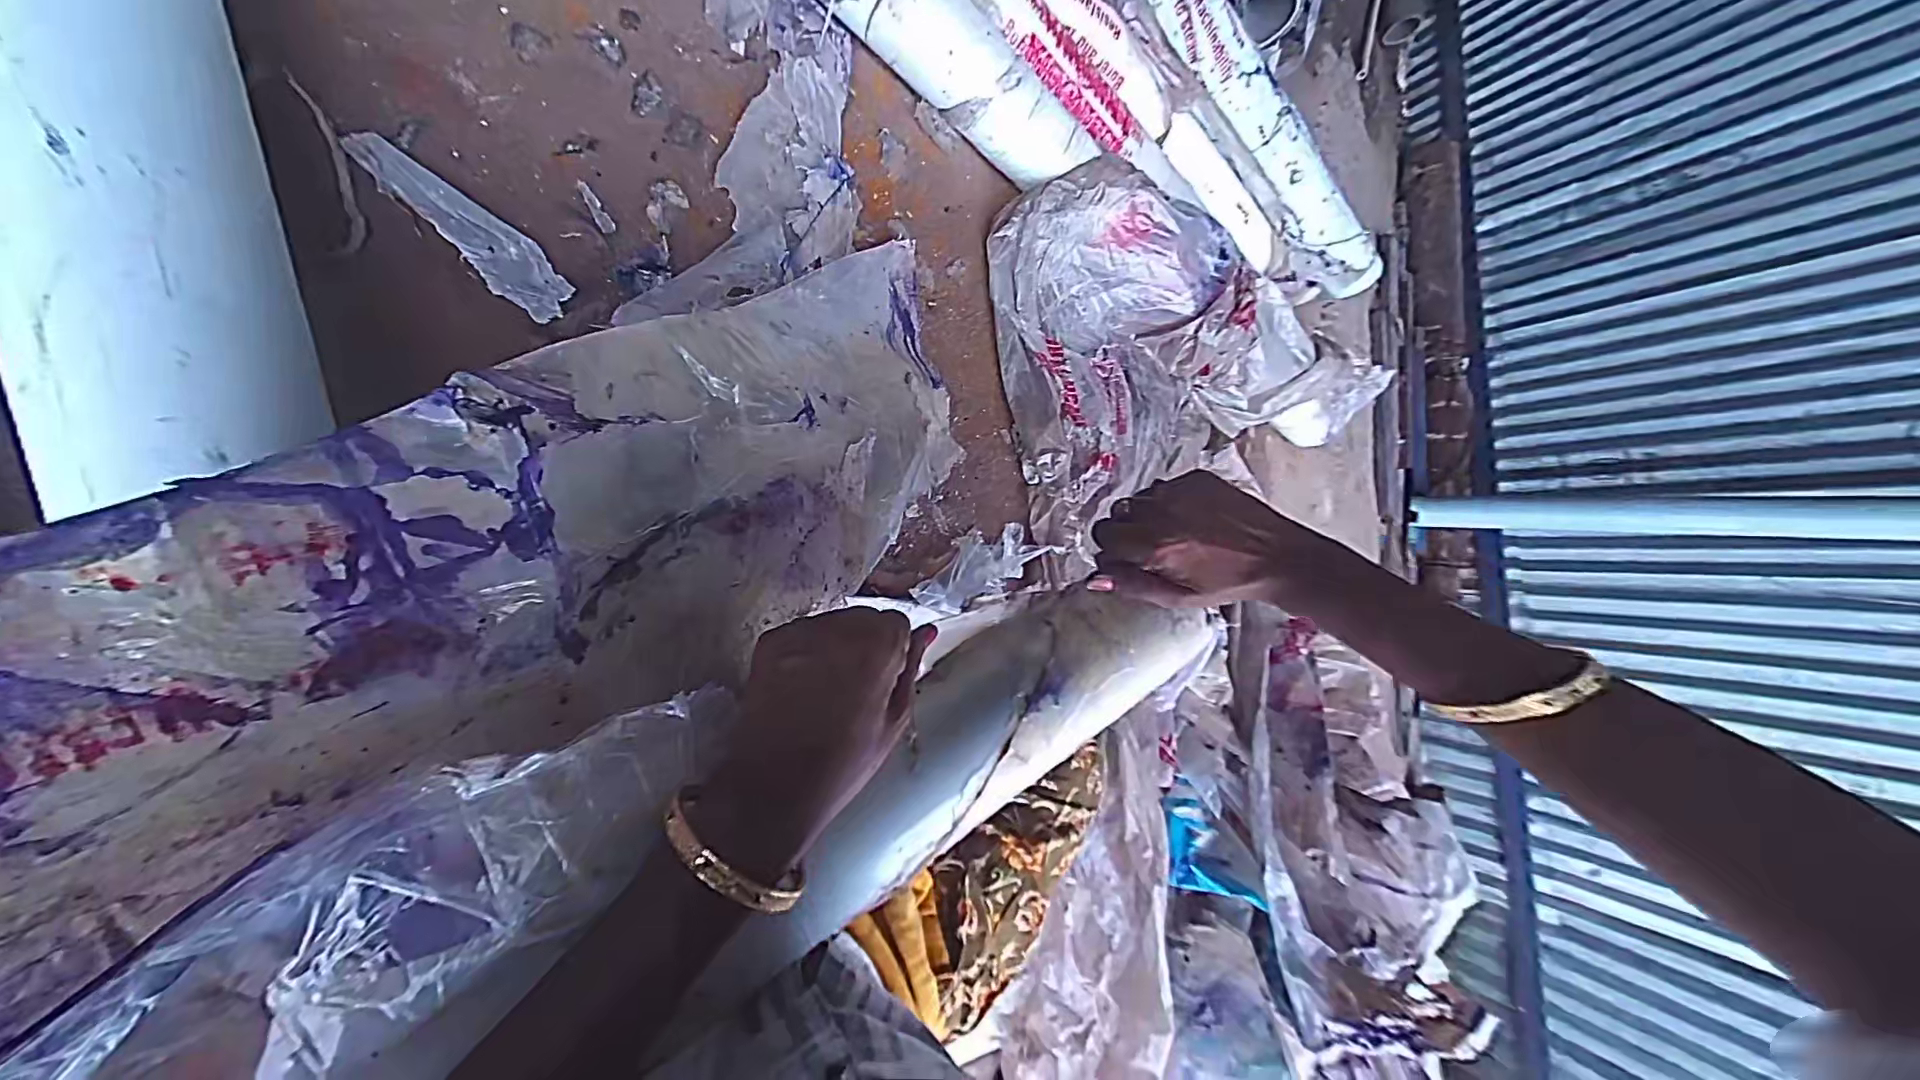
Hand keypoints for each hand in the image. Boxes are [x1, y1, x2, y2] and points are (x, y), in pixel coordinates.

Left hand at [693, 608, 935, 881]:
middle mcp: (838, 630)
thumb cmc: (841, 763)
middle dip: (867, 641)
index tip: (888, 672)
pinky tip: (805, 684)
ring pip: (833, 622)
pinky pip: (801, 632)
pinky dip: (807, 650)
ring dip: (837, 644)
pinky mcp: (770, 642)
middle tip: (860, 683)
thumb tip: (926, 634)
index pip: (897, 620)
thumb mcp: (893, 721)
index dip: (896, 648)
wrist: (774, 785)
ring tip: (830, 687)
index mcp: (876, 647)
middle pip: (864, 616)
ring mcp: (800, 633)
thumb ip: (911, 668)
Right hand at [1087, 470, 1347, 607]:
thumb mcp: (1179, 597)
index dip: (1112, 551)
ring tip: (1171, 531)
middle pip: (1115, 516)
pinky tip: (1189, 517)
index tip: (1126, 560)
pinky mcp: (1196, 478)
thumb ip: (1133, 586)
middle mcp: (1162, 514)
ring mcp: (1179, 491)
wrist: (1279, 557)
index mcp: (1156, 547)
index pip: (1104, 538)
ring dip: (1144, 515)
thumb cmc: (1229, 583)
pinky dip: (1166, 501)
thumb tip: (1094, 578)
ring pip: (1136, 500)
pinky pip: (1162, 487)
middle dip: (1122, 532)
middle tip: (1146, 547)